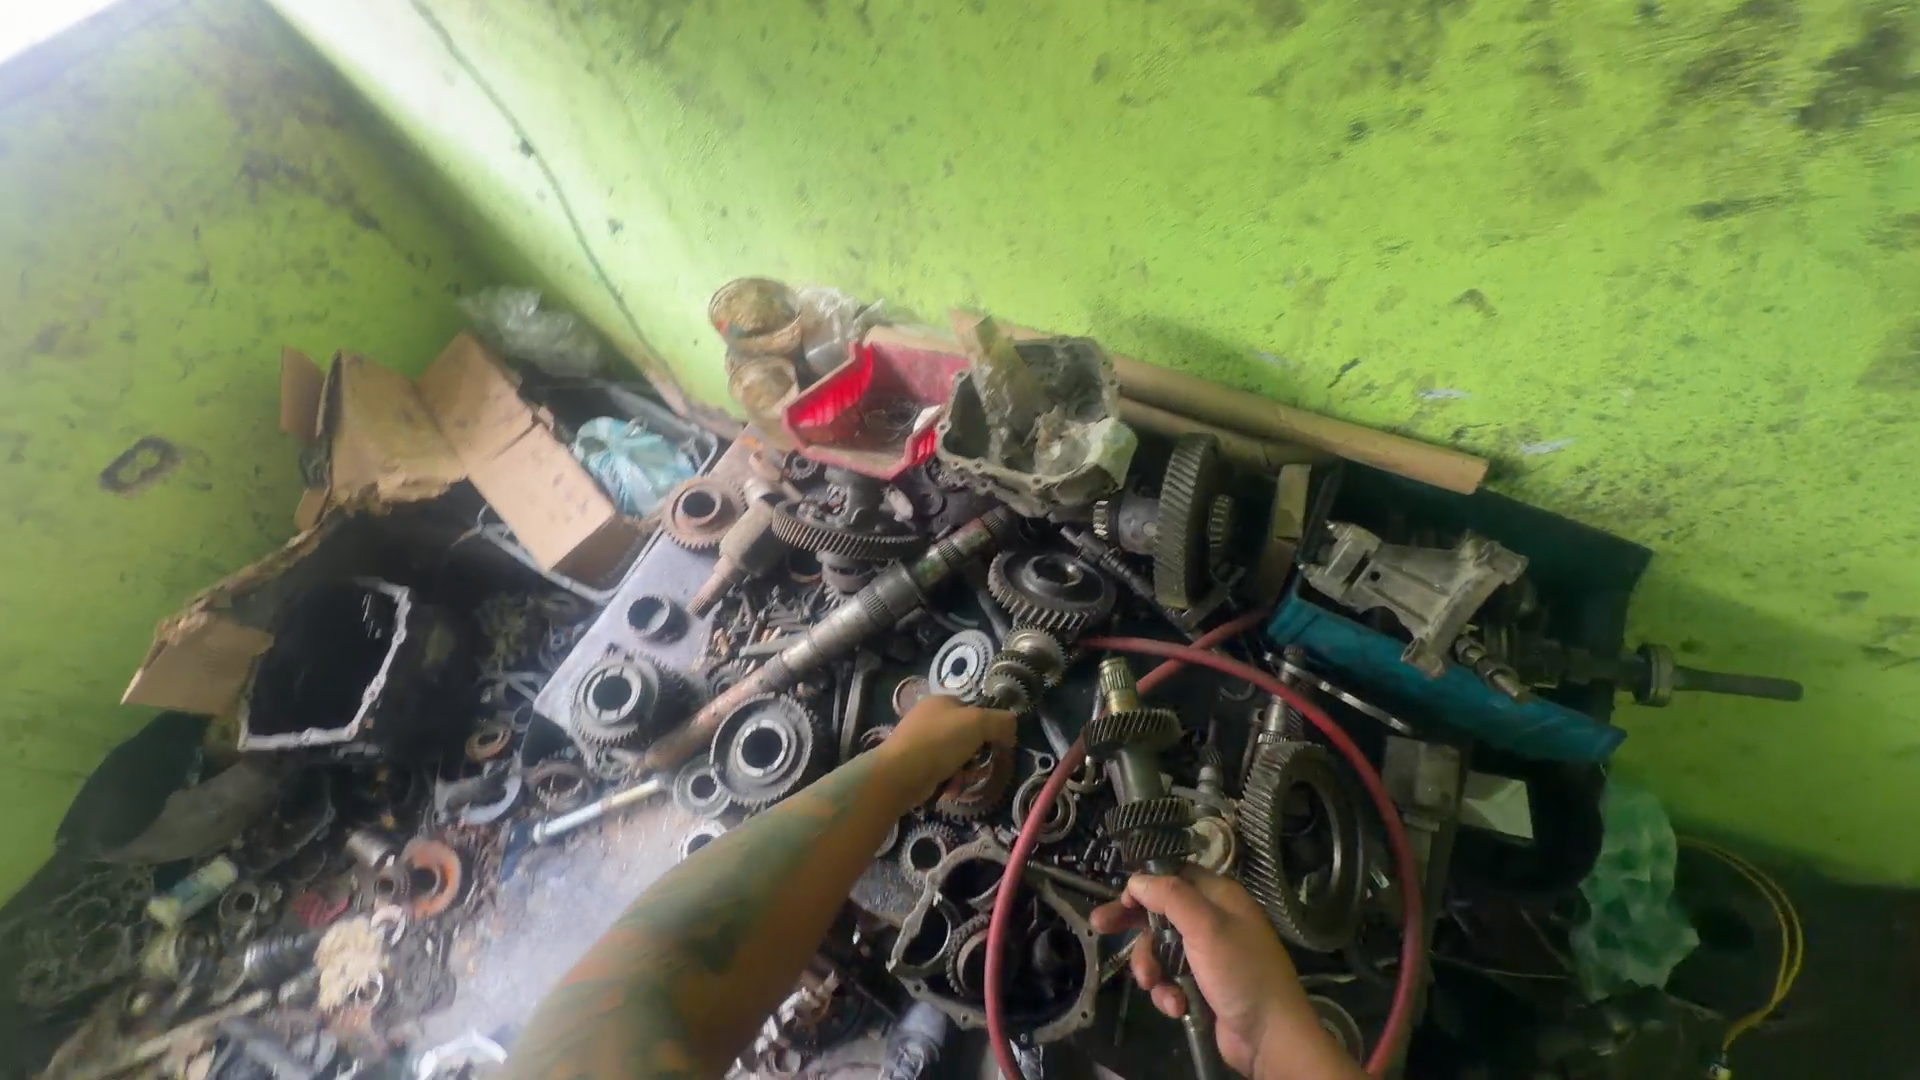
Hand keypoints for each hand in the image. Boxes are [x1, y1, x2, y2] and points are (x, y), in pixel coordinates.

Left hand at [874, 695, 1015, 804]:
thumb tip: (1011, 728)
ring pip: (957, 755)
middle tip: (979, 765)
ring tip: (964, 778)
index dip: (989, 727)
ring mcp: (920, 740)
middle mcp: (929, 717)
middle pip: (967, 735)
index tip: (998, 744)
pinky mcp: (914, 763)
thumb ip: (1001, 721)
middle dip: (977, 752)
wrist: (901, 773)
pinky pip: (943, 769)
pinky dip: (950, 778)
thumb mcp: (978, 723)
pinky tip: (950, 785)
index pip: (975, 710)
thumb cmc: (940, 741)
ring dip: (965, 768)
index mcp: (942, 701)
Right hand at [1091, 868, 1364, 1079]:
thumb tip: (1136, 880)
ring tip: (1152, 984)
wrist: (1272, 1038)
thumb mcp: (1205, 926)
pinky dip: (1168, 991)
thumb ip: (1169, 896)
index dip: (1145, 884)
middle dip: (1133, 925)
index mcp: (1219, 896)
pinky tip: (1175, 1005)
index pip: (1173, 875)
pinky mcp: (1204, 985)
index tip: (1121, 898)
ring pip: (1160, 948)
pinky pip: (1171, 978)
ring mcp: (1208, 954)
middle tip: (1099, 926)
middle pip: (1161, 912)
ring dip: (1151, 966)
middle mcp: (1213, 919)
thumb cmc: (1241, 971)